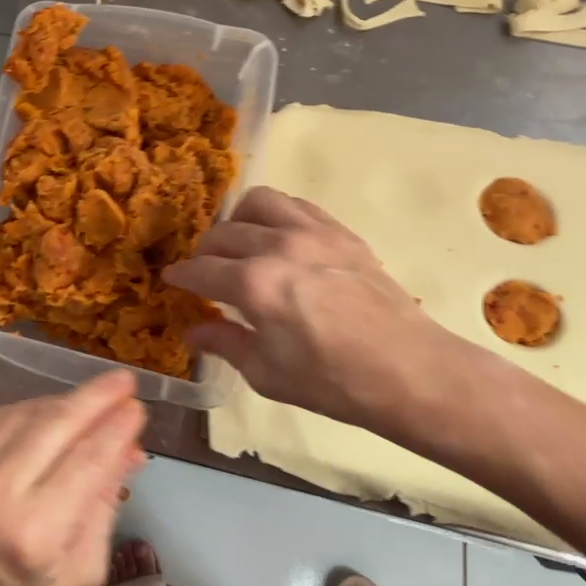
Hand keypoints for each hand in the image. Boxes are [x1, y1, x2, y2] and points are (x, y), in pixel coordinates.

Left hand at [0, 371, 145, 585]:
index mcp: (34, 532)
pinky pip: (3, 415)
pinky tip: (56, 413)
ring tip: (96, 401)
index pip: (87, 461)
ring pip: (29, 413)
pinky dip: (34, 410)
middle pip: (56, 425)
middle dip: (95, 398)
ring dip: (66, 402)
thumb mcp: (83, 570)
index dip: (116, 428)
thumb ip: (104, 505)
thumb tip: (130, 447)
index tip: (138, 407)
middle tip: (124, 381)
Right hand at [163, 187, 483, 433]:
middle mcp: (278, 246)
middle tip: (206, 274)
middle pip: (222, 234)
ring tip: (241, 245)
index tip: (172, 280)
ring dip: (239, 221)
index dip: (181, 276)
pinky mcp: (341, 233)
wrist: (413, 373)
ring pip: (257, 203)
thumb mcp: (268, 374)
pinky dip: (277, 216)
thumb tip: (193, 332)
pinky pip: (296, 206)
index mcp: (254, 284)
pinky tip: (279, 240)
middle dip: (205, 253)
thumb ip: (225, 344)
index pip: (201, 269)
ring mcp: (313, 233)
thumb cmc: (335, 383)